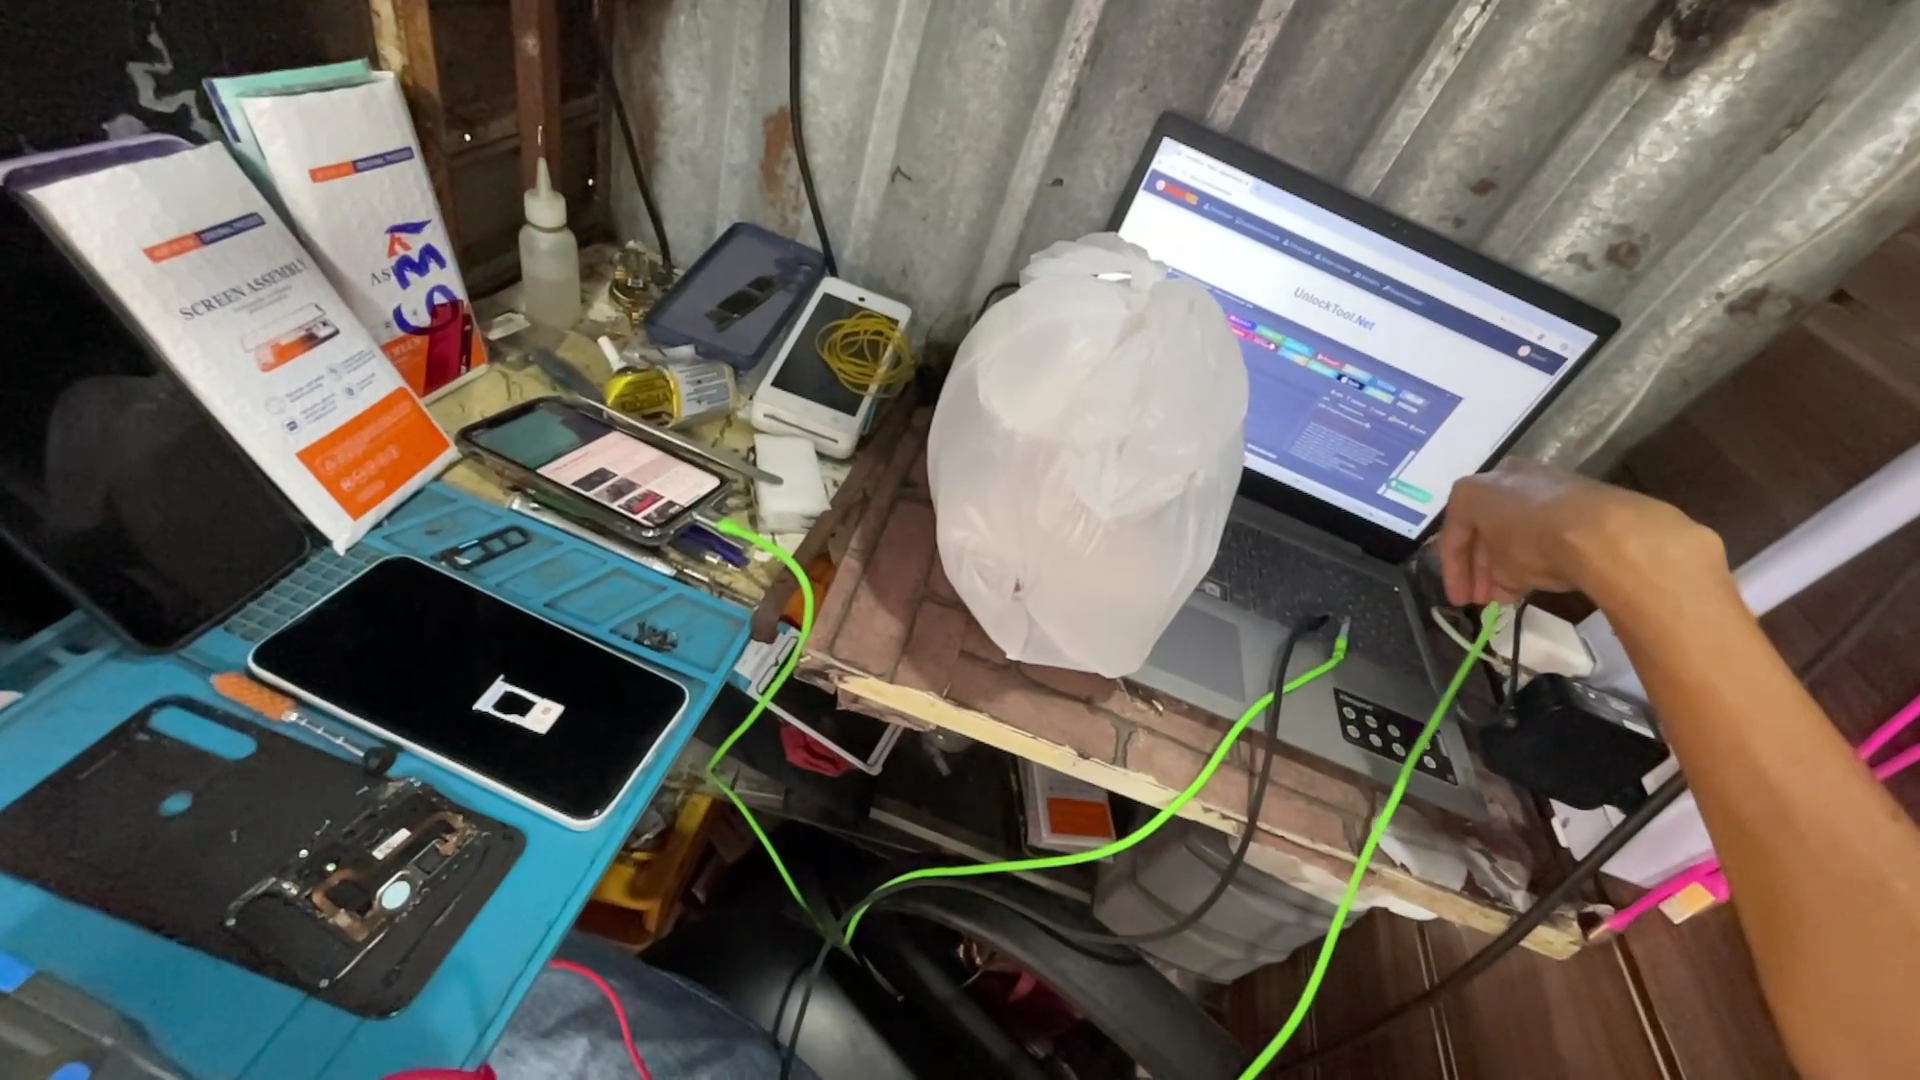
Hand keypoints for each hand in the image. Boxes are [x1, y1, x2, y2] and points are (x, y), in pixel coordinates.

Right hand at [1435, 458, 1726, 607]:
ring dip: (1508, 560)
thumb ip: (1494, 580)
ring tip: (1511, 592)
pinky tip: (1538, 574)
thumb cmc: (1533, 544)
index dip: (1453, 575)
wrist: (1603, 530)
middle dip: (1482, 569)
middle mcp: (1500, 477)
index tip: (1459, 601)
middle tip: (1483, 598)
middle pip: (1483, 530)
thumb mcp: (1502, 571)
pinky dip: (1535, 547)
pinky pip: (1542, 522)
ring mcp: (1540, 480)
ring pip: (1513, 526)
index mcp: (1470, 492)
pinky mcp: (1574, 489)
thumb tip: (1501, 590)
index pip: (1452, 540)